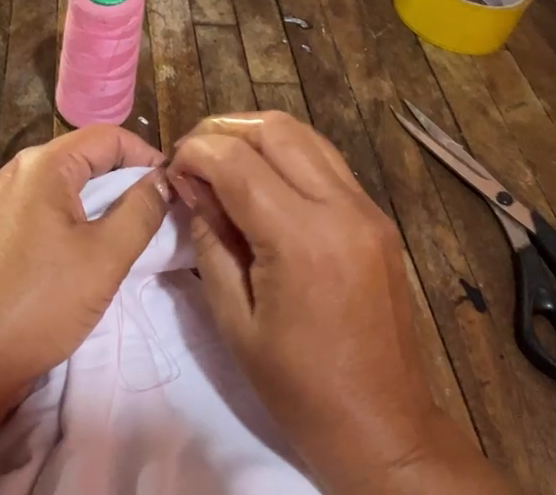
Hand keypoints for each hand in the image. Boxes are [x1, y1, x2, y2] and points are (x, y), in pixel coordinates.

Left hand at [0, 124, 170, 399]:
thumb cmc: (42, 301)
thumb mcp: (106, 256)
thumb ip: (141, 210)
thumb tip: (163, 179)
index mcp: (44, 164)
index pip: (108, 136)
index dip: (147, 155)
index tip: (176, 187)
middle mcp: (22, 170)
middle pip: (89, 155)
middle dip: (128, 177)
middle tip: (163, 210)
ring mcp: (9, 199)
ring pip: (72, 183)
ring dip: (107, 200)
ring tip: (138, 230)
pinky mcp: (5, 227)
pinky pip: (53, 206)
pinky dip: (82, 217)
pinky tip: (100, 247)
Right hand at [168, 112, 508, 493]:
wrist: (384, 426)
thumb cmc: (299, 387)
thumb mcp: (235, 320)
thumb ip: (210, 240)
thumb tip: (190, 185)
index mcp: (302, 239)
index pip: (236, 161)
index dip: (194, 153)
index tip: (170, 168)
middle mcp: (340, 208)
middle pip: (274, 129)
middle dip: (222, 131)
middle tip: (192, 158)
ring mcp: (366, 209)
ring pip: (304, 135)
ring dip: (255, 135)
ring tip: (222, 162)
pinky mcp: (377, 218)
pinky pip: (326, 161)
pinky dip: (287, 154)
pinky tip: (261, 181)